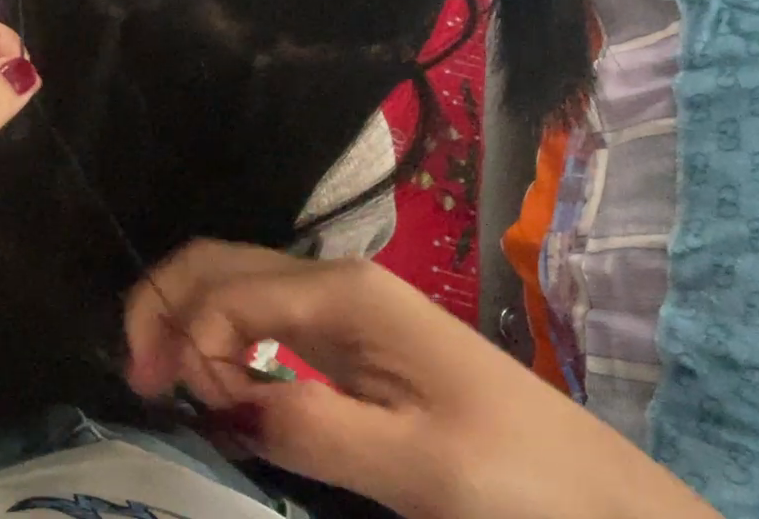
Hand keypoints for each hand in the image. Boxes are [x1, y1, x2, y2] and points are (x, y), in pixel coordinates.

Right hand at [123, 241, 718, 518]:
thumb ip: (310, 425)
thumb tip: (215, 403)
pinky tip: (215, 383)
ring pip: (232, 286)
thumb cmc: (530, 483)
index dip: (189, 343)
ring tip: (162, 379)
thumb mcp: (421, 466)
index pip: (227, 291)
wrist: (620, 510)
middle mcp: (334, 282)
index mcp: (345, 293)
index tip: (188, 411)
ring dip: (184, 319)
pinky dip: (217, 340)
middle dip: (162, 306)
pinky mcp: (350, 340)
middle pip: (216, 264)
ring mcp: (342, 308)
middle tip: (138, 377)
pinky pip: (259, 320)